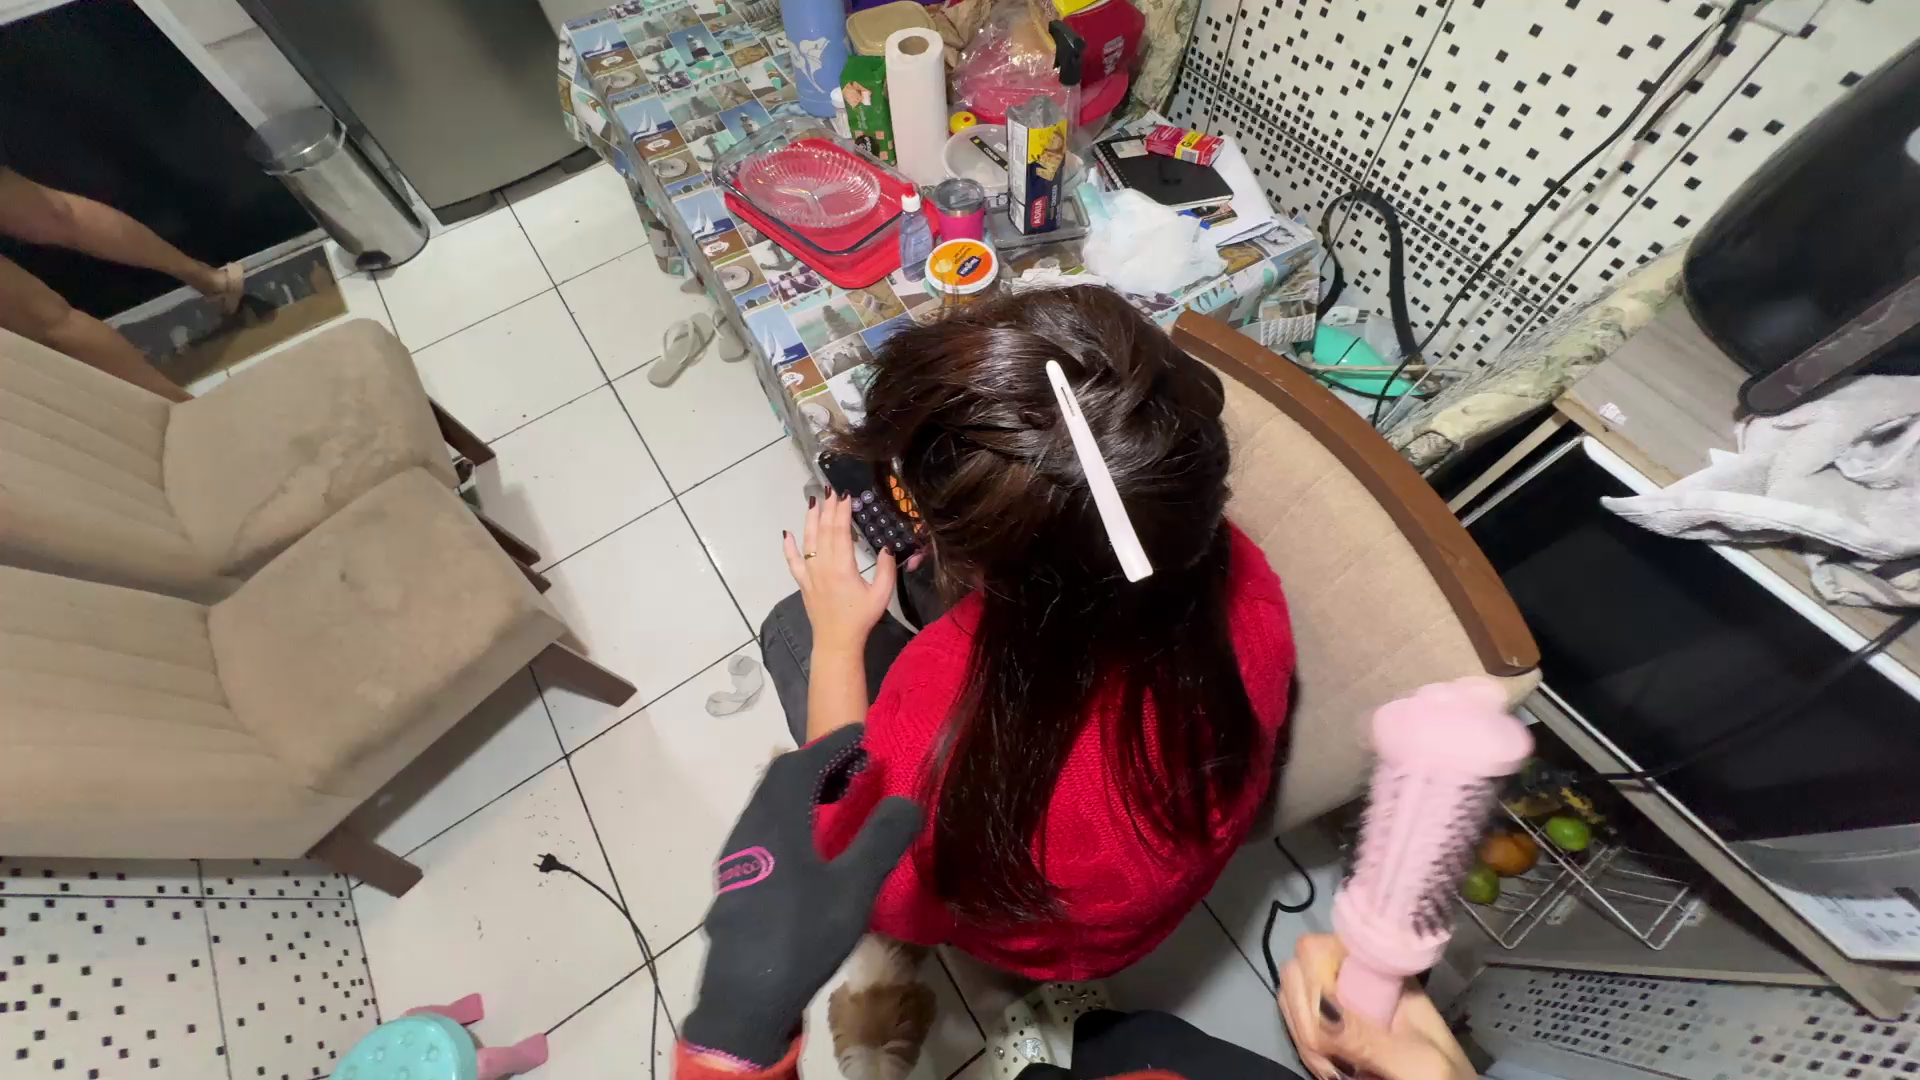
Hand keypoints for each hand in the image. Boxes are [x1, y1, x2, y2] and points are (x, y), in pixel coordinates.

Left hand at [681, 724, 922, 1067]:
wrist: (743, 999)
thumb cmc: (801, 934)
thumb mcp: (853, 887)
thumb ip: (881, 839)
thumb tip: (906, 800)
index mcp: (777, 818)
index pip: (804, 761)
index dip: (835, 743)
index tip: (864, 735)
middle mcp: (752, 824)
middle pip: (783, 776)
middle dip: (821, 761)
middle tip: (858, 765)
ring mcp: (739, 851)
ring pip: (771, 800)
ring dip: (806, 787)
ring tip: (841, 797)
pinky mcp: (736, 874)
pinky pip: (765, 822)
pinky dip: (792, 811)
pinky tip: (812, 839)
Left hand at [783, 493, 896, 654]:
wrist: (837, 641)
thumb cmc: (861, 618)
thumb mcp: (882, 595)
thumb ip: (887, 569)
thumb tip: (887, 547)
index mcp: (842, 566)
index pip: (840, 531)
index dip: (842, 511)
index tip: (845, 495)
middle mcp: (822, 566)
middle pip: (823, 531)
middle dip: (828, 509)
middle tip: (831, 491)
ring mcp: (809, 573)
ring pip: (807, 540)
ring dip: (810, 519)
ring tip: (813, 501)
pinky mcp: (803, 582)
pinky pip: (792, 561)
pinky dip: (788, 546)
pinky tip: (786, 533)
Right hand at [1279, 935, 1473, 1079]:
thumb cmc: (1447, 1079)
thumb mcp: (1420, 1065)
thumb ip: (1371, 1040)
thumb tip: (1320, 1014)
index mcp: (1376, 968)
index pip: (1316, 949)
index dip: (1311, 986)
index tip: (1327, 1033)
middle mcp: (1350, 971)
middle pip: (1295, 973)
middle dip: (1305, 1021)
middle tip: (1329, 1063)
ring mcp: (1336, 993)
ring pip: (1290, 998)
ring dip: (1303, 1039)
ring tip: (1333, 1072)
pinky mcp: (1328, 1016)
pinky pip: (1295, 1020)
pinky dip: (1304, 1048)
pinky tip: (1328, 1070)